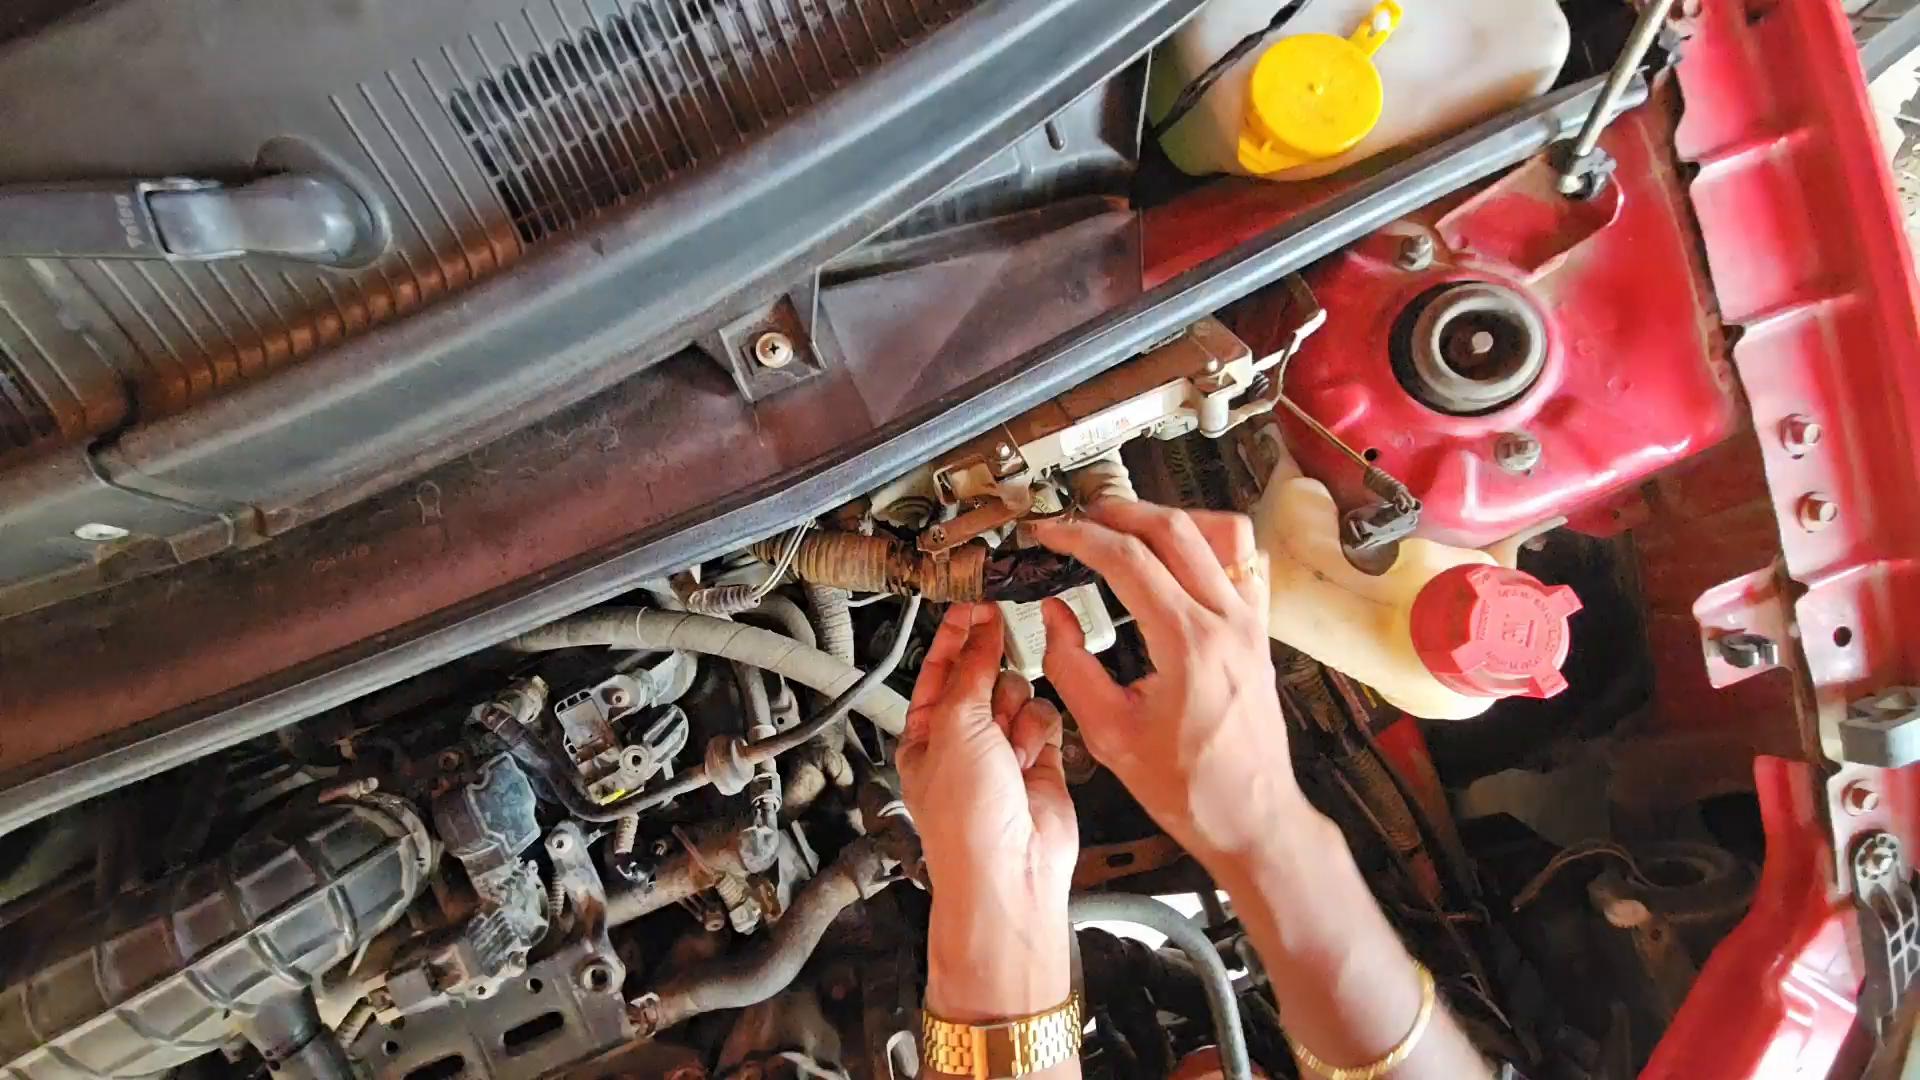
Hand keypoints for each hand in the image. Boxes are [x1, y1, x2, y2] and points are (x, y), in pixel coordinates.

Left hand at [896, 604, 1078, 1021]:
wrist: (1011, 872)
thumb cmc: (965, 817)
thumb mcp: (956, 726)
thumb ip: (972, 669)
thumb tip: (982, 626)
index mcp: (928, 730)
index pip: (942, 666)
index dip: (956, 634)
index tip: (973, 604)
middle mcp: (964, 737)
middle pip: (985, 674)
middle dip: (993, 678)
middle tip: (996, 679)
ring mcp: (1002, 748)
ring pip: (1019, 692)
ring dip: (1016, 713)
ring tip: (1009, 747)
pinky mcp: (1040, 758)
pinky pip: (1046, 716)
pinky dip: (1040, 732)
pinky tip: (1030, 759)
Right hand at [1030, 501, 1310, 865]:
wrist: (1253, 817)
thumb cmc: (1187, 786)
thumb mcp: (1108, 733)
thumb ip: (1070, 665)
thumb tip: (1053, 613)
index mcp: (1188, 643)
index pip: (1127, 560)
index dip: (1079, 537)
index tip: (1049, 533)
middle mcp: (1227, 620)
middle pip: (1172, 529)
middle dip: (1117, 514)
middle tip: (1079, 520)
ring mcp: (1252, 620)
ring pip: (1218, 531)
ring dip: (1167, 518)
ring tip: (1127, 527)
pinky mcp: (1260, 628)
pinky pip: (1244, 559)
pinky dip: (1210, 540)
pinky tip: (1179, 555)